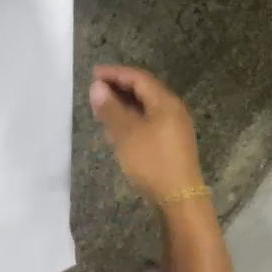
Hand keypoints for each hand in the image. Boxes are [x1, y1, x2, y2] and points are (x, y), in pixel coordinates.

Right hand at [89, 65, 203, 203]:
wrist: (178, 197)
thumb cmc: (151, 161)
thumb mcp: (126, 134)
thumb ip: (110, 109)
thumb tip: (97, 87)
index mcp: (165, 102)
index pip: (139, 78)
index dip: (115, 73)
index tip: (93, 73)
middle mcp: (173, 110)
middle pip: (144, 91)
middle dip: (119, 88)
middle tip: (95, 90)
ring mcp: (174, 127)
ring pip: (146, 108)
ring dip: (124, 105)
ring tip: (102, 108)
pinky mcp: (171, 143)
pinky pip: (149, 122)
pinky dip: (131, 120)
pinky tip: (118, 130)